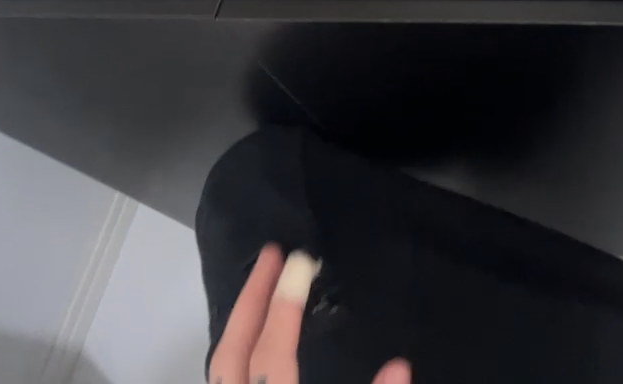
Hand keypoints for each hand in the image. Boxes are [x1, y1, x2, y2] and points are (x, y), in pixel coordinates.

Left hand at [209, 243, 409, 383]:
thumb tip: (401, 365)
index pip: (273, 352)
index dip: (285, 305)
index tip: (301, 260)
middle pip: (231, 354)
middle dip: (251, 299)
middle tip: (272, 252)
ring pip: (221, 370)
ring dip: (240, 324)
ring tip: (263, 286)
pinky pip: (227, 381)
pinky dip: (239, 353)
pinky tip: (256, 340)